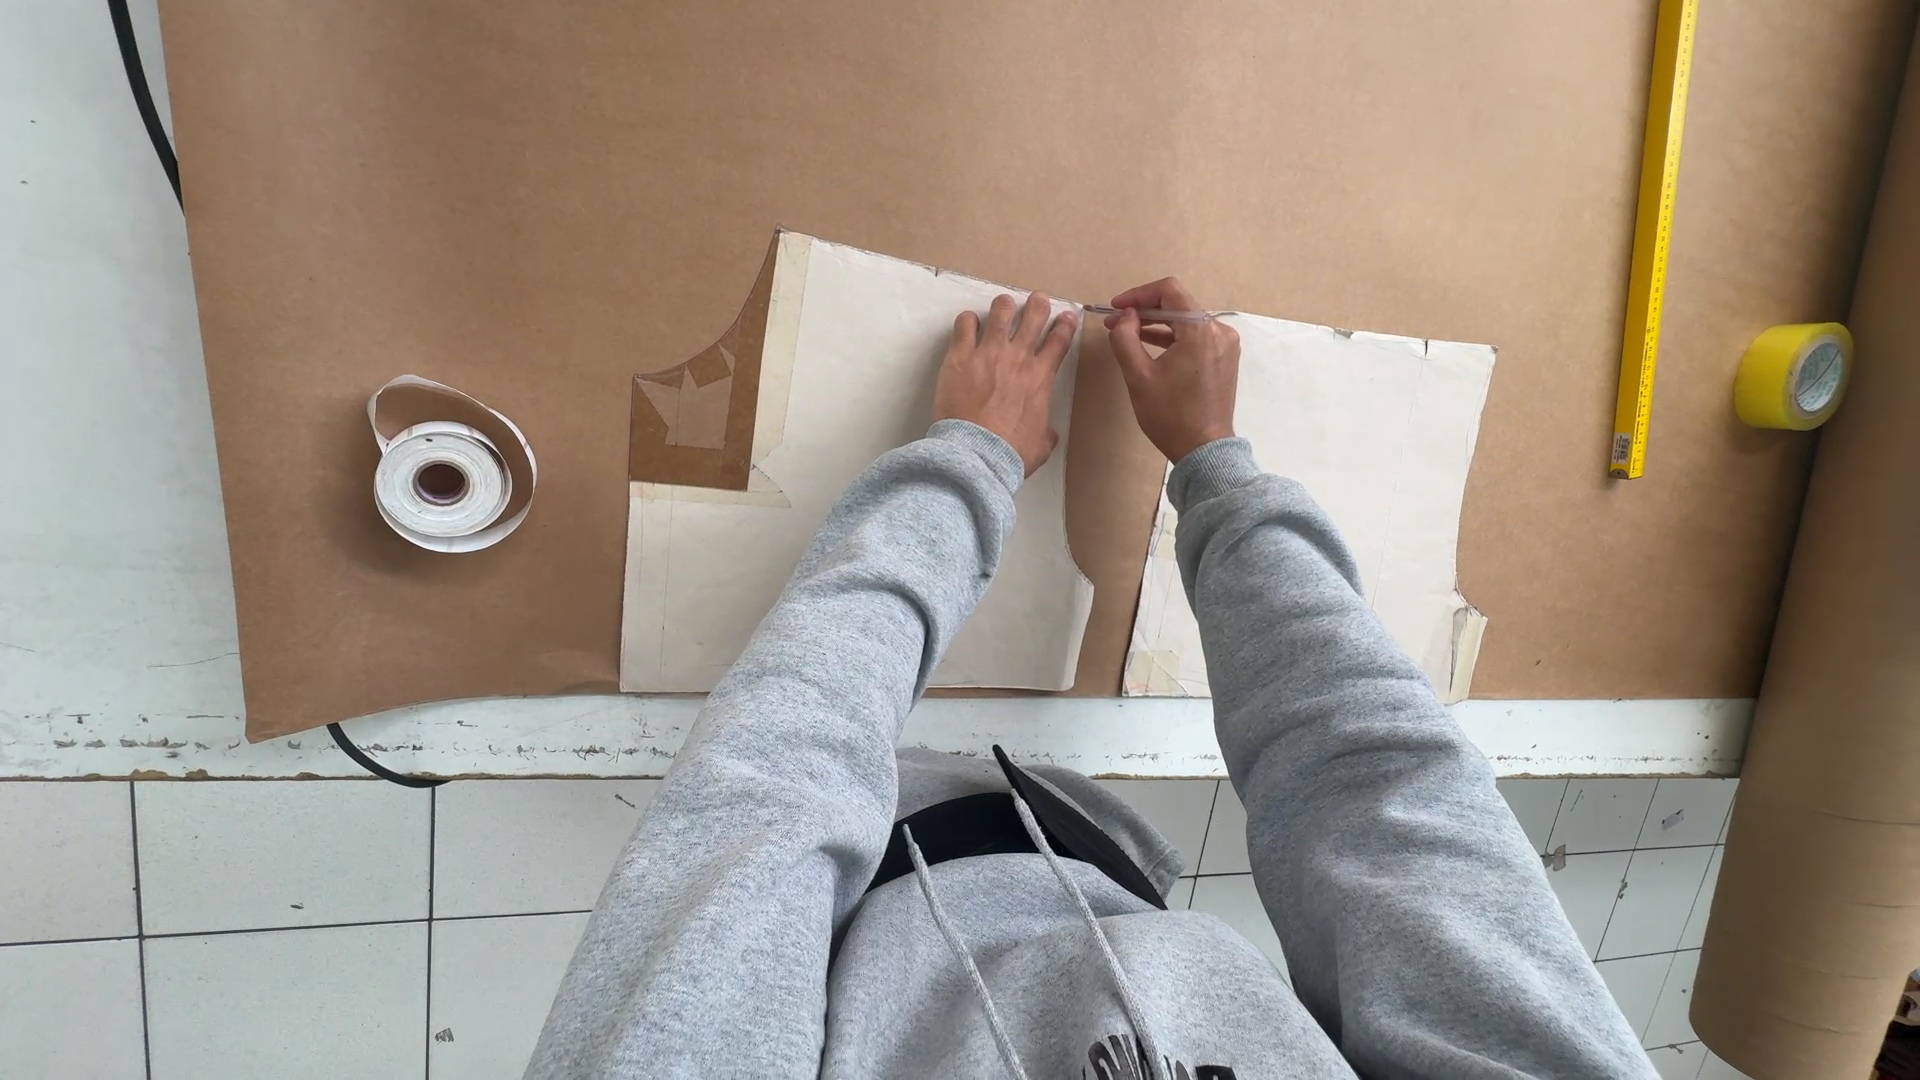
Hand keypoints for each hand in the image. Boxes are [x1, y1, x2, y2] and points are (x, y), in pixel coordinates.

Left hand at [933, 291, 1077, 475]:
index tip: (1066, 317)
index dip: (1064, 325)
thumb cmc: (1010, 453)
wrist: (975, 454)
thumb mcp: (1040, 446)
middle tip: (1037, 301)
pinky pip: (965, 324)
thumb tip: (1048, 433)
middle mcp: (1017, 358)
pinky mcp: (959, 356)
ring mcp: (988, 353)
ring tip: (1003, 306)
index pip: (1059, 341)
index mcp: (1040, 378)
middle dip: (1038, 304)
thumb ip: (1046, 433)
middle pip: (1033, 316)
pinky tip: (969, 325)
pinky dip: (968, 321)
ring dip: (1004, 306)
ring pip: (1001, 311)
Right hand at [1105, 277, 1239, 463]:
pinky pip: (1195, 338)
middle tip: (1115, 323)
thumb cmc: (1170, 416)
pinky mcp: (1224, 359)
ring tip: (1127, 335)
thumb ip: (1126, 339)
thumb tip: (1125, 316)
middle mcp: (1219, 331)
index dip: (1138, 294)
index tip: (1115, 308)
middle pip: (1178, 305)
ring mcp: (1225, 345)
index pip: (1169, 291)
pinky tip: (1150, 347)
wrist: (1203, 450)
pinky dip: (1172, 338)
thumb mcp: (1138, 376)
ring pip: (1186, 322)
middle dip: (1144, 311)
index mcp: (1200, 331)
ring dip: (1156, 325)